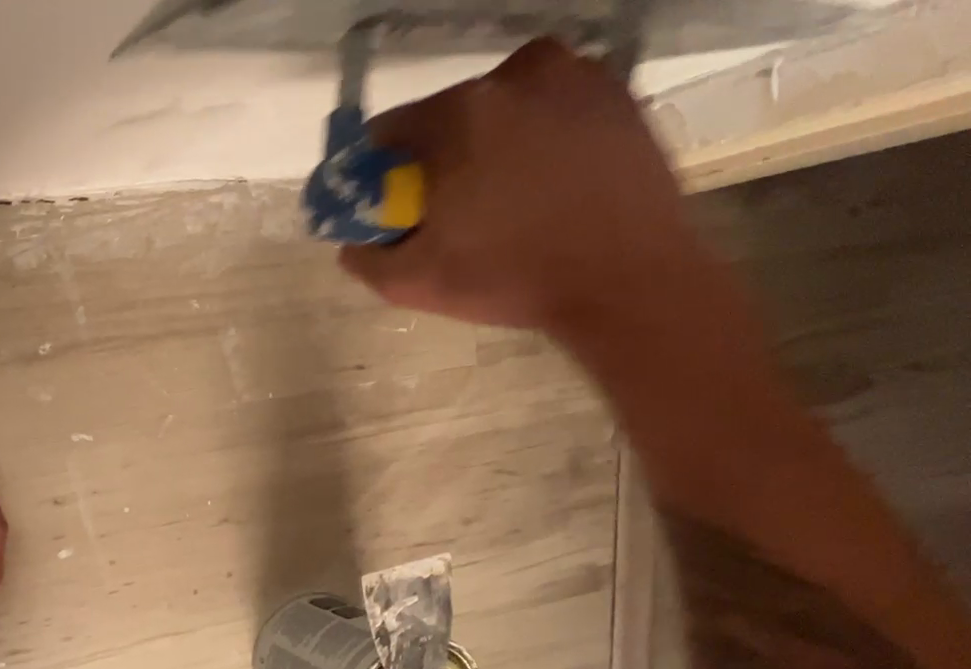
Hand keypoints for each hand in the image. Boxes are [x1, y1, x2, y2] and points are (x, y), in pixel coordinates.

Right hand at [339, 38, 716, 335]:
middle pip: (448, 116)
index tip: (391, 205)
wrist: (627, 280)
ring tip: (501, 196)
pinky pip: (554, 110)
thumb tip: (351, 240)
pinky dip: (540, 138)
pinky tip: (545, 184)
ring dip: (490, 143)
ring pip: (503, 108)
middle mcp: (516, 75)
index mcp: (458, 113)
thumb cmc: (510, 277)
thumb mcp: (412, 283)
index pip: (389, 131)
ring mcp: (577, 78)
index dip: (380, 172)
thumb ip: (364, 257)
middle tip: (449, 209)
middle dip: (439, 157)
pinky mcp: (620, 95)